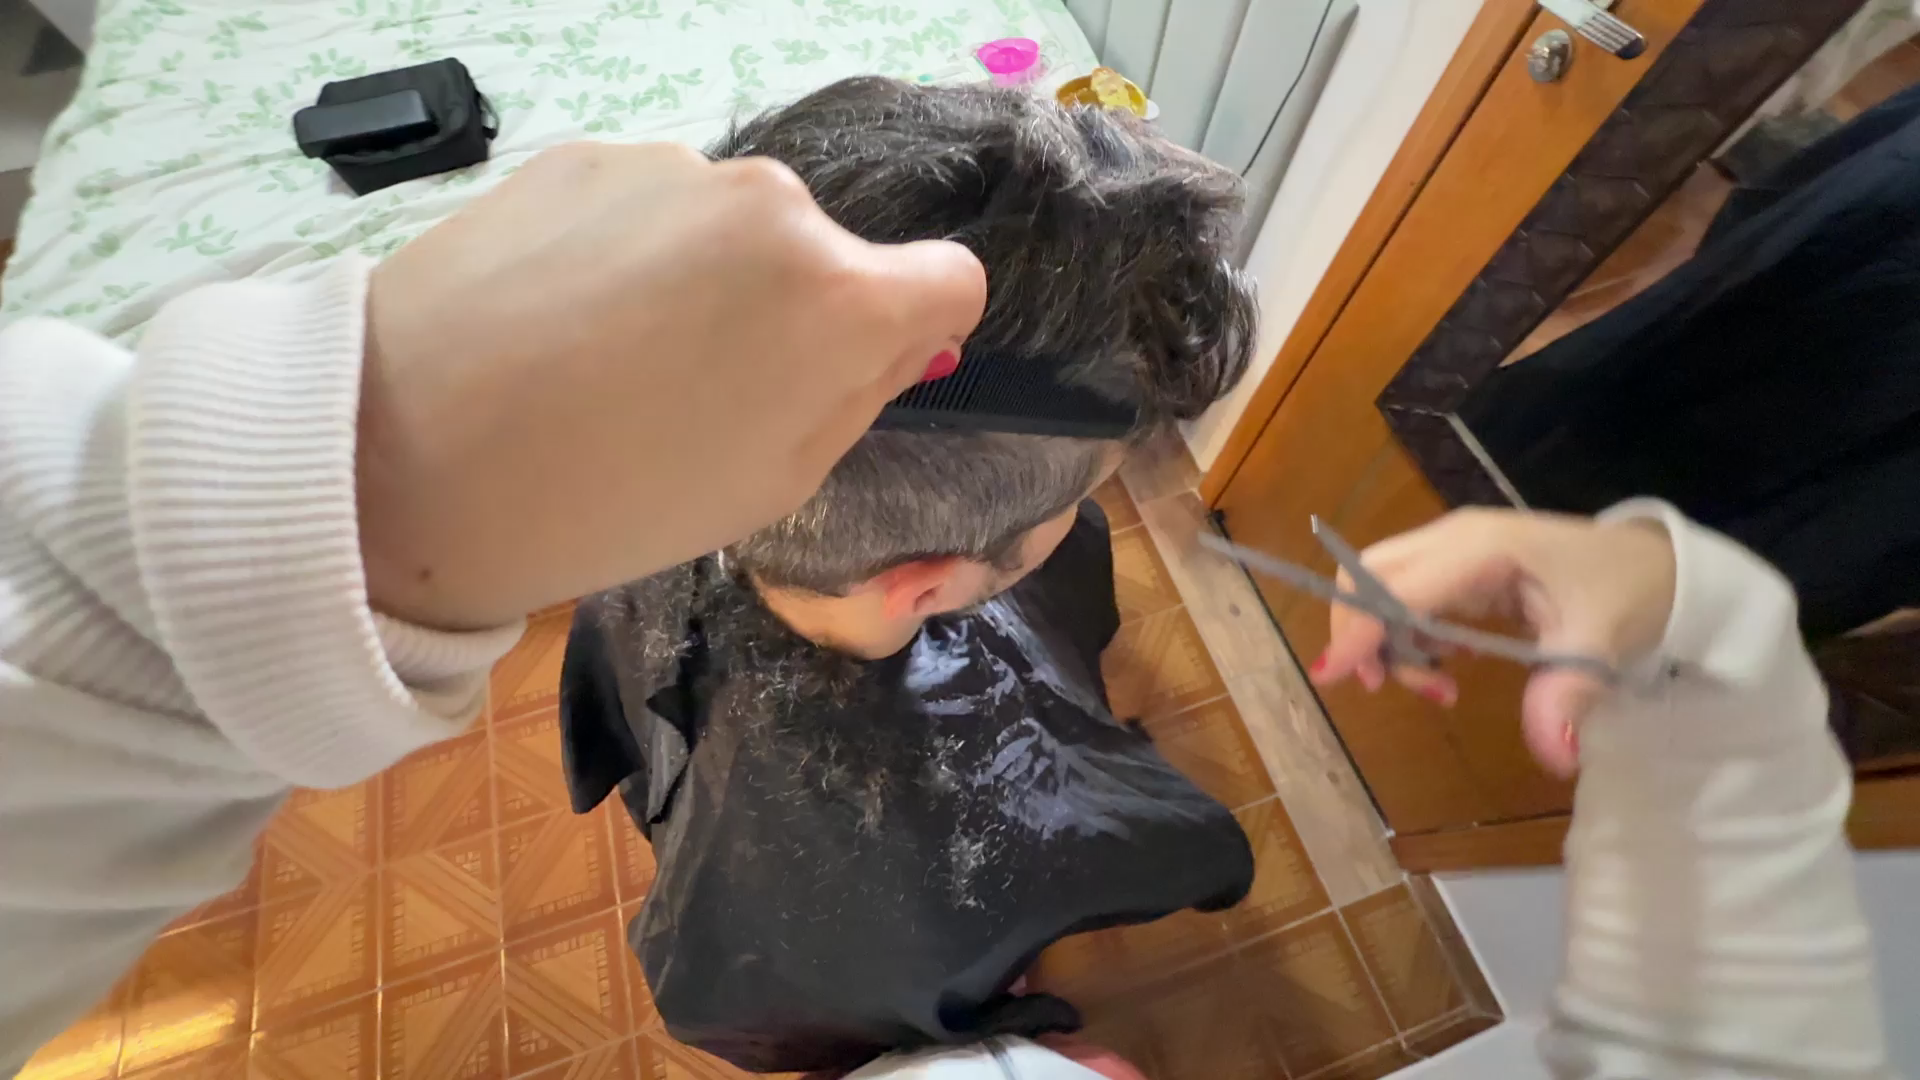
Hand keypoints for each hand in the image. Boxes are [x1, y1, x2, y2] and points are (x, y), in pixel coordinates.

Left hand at [355, 142, 986, 628]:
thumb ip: (868, 391)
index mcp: (841, 298)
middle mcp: (777, 203)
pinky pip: (668, 209)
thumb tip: (912, 333)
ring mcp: (679, 166)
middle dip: (811, 312)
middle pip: (839, 257)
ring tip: (638, 354)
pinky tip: (581, 313)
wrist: (412, 457)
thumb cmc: (631, 499)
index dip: (928, 326)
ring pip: (749, 232)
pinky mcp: (594, 152)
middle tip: (727, 384)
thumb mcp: (784, 477)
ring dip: (727, 282)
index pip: (953, 278)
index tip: (876, 362)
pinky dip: (653, 255)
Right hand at [1309, 508, 1675, 775]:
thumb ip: (1564, 695)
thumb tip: (1553, 757)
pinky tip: (1444, 659)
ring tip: (1437, 686)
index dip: (1358, 629)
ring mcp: (1446, 547)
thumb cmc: (1632, 593)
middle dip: (1359, 632)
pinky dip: (1403, 633)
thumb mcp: (1602, 644)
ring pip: (1374, 586)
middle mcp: (1450, 539)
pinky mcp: (1448, 563)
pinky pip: (1398, 594)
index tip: (1332, 676)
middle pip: (1366, 575)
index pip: (1395, 586)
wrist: (1660, 564)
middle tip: (1383, 685)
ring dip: (1383, 640)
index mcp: (1482, 547)